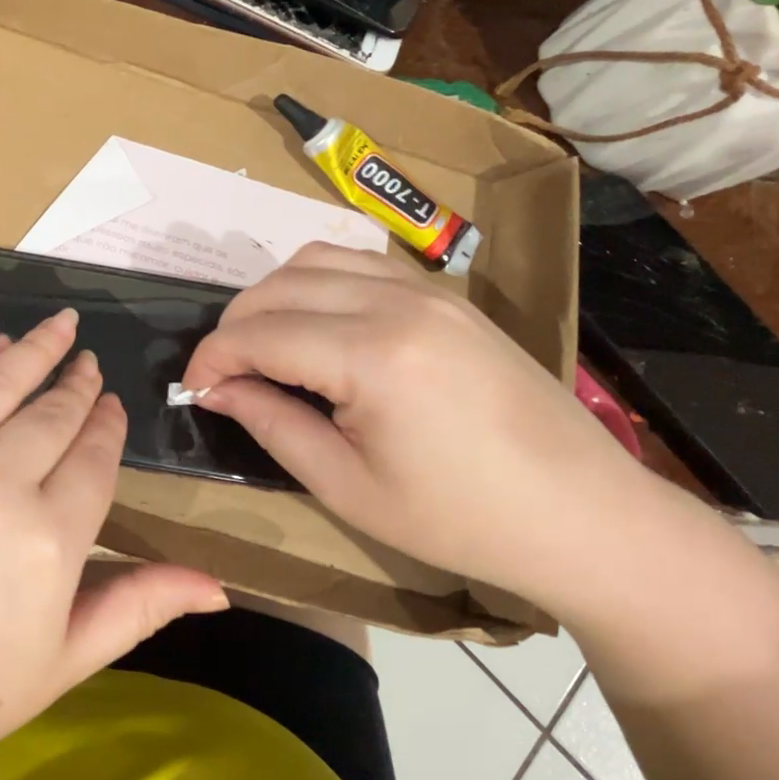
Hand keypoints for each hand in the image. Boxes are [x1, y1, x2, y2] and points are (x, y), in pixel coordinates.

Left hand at [0, 310, 225, 770]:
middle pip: (51, 413)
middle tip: (89, 361)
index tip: (114, 403)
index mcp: (50, 538)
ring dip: (32, 350)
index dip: (108, 424)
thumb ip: (139, 607)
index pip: (94, 457)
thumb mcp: (65, 659)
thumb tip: (219, 585)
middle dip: (77, 384)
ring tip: (56, 326)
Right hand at [181, 243, 663, 605]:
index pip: (258, 333)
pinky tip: (315, 323)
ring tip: (262, 345)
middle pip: (277, 287)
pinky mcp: (447, 296)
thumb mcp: (346, 486)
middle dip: (233, 326)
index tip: (192, 388)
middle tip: (222, 375)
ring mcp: (428, 291)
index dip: (211, 358)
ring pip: (314, 260)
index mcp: (373, 356)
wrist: (586, 517)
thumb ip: (270, 424)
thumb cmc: (459, 518)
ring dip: (271, 296)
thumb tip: (214, 388)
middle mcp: (397, 303)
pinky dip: (318, 282)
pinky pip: (360, 262)